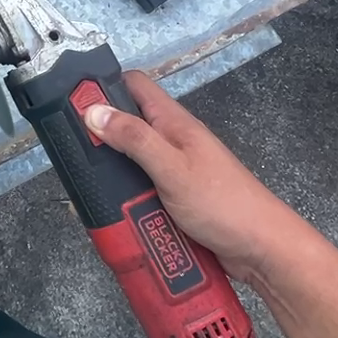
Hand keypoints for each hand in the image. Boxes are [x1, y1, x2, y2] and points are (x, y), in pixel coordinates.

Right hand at [83, 71, 316, 285]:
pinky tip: (111, 213)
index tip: (74, 99)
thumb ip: (133, 138)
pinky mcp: (174, 199)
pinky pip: (140, 192)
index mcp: (172, 122)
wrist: (265, 253)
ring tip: (84, 187)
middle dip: (100, 136)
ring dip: (111, 174)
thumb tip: (93, 110)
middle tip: (72, 152)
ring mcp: (173, 171)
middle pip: (125, 126)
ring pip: (130, 163)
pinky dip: (125, 199)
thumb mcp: (172, 168)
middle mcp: (171, 140)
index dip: (104, 84)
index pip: (134, 84)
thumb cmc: (222, 203)